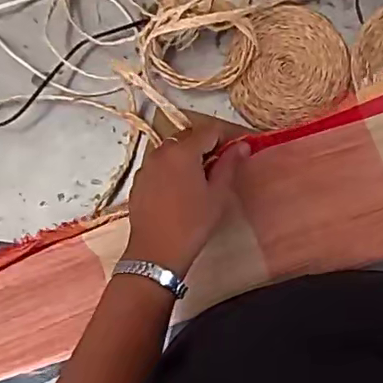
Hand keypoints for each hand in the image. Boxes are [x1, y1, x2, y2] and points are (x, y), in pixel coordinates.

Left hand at [123, 118, 249, 273]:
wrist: (156, 252)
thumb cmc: (193, 223)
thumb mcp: (218, 194)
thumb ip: (230, 164)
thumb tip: (242, 146)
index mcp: (183, 151)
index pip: (210, 130)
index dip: (228, 136)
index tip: (240, 148)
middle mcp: (161, 152)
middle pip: (189, 136)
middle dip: (208, 144)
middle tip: (224, 163)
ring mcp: (147, 166)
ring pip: (174, 150)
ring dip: (190, 155)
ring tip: (204, 177)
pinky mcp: (139, 180)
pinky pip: (161, 164)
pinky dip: (175, 167)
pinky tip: (183, 188)